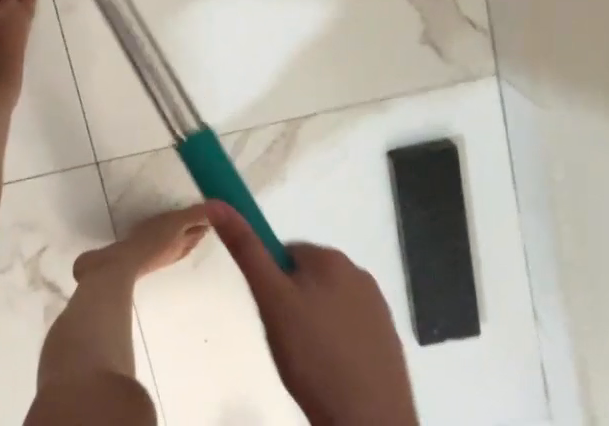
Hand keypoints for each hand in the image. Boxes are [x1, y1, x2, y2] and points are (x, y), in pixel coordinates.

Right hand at [209, 203, 418, 425]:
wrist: (368, 423)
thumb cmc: (312, 356)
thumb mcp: (270, 299)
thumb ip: (245, 249)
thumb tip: (219, 203)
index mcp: (331, 259)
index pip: (285, 253)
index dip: (271, 282)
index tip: (270, 313)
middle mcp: (359, 275)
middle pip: (307, 278)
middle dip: (291, 302)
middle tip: (284, 338)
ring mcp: (378, 309)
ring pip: (327, 304)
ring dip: (312, 323)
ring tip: (306, 360)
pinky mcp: (389, 342)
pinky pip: (349, 329)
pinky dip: (335, 343)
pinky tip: (329, 371)